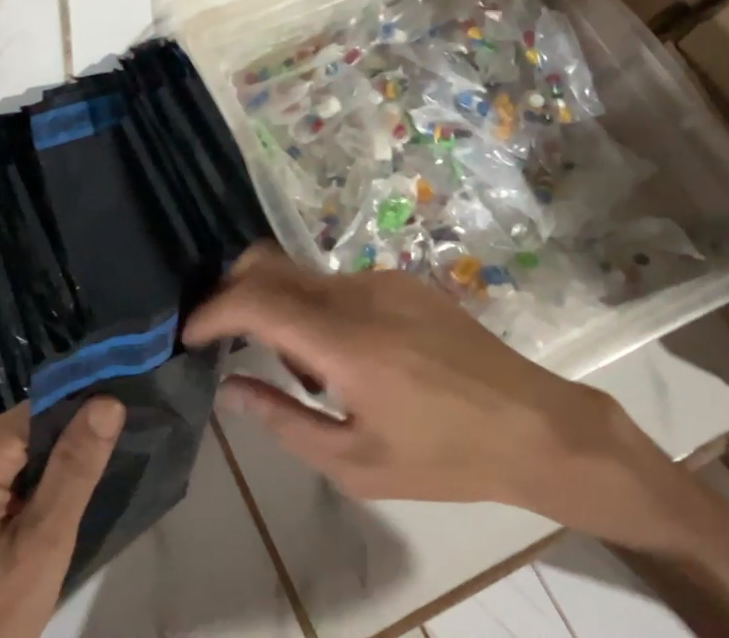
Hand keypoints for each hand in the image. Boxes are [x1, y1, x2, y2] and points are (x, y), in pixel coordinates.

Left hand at [0, 397, 126, 637]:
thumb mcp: (43, 543)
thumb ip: (75, 469)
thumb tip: (108, 402)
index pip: (43, 409)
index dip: (87, 411)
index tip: (131, 420)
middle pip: (34, 424)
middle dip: (75, 439)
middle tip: (122, 457)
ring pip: (27, 446)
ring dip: (61, 462)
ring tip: (103, 476)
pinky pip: (13, 468)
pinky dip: (41, 480)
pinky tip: (66, 499)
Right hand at [185, 244, 664, 539]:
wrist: (538, 427)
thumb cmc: (445, 457)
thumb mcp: (356, 463)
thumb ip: (283, 420)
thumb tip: (230, 387)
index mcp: (345, 341)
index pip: (255, 300)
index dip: (212, 311)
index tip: (189, 335)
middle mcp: (359, 295)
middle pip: (268, 265)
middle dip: (232, 293)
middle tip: (222, 336)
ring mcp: (384, 281)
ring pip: (302, 274)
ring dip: (278, 307)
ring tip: (302, 371)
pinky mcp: (405, 282)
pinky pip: (337, 283)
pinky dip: (315, 308)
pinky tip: (341, 358)